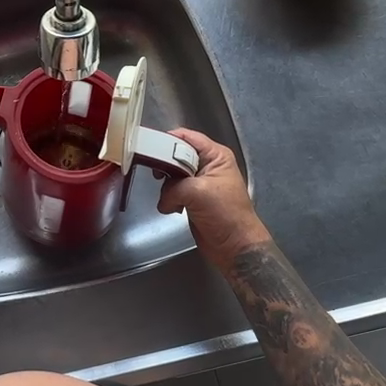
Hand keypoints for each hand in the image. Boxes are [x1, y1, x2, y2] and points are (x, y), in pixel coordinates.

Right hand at [158, 128, 268, 270]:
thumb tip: (163, 193)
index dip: (167, 141)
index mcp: (215, 156)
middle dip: (164, 165)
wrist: (235, 248)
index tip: (150, 149)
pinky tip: (173, 208)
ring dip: (166, 187)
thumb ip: (174, 184)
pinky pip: (172, 190)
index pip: (186, 137)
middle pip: (176, 154)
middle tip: (157, 174)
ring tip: (171, 199)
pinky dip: (168, 198)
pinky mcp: (192, 198)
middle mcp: (207, 165)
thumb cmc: (226, 215)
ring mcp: (199, 182)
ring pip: (171, 174)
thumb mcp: (198, 192)